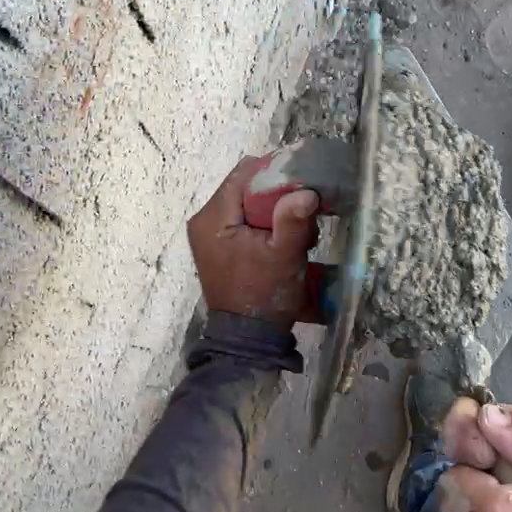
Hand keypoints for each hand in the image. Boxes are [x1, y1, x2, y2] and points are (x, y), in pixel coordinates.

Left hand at [186, 156, 319, 325]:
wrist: (248, 339)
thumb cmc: (264, 295)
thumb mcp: (284, 256)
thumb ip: (293, 220)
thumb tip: (307, 192)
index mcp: (213, 218)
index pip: (243, 174)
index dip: (274, 172)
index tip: (302, 180)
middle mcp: (204, 220)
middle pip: (245, 186)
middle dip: (276, 195)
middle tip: (301, 212)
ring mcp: (208, 233)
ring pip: (246, 202)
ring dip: (272, 210)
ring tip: (294, 232)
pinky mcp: (217, 245)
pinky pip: (243, 218)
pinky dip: (264, 222)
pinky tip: (280, 239)